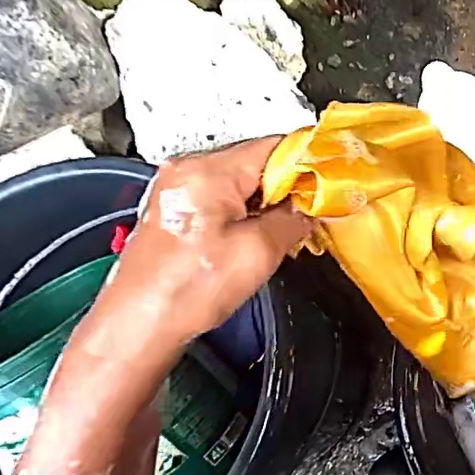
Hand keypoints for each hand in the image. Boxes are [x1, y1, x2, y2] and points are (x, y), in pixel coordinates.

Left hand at [99, 137, 313, 344]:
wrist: (139, 326)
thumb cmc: (186, 290)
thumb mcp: (261, 251)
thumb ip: (296, 218)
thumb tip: (314, 204)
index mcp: (207, 172)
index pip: (275, 147)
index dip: (311, 164)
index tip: (334, 183)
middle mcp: (187, 171)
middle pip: (259, 162)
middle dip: (291, 187)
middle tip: (314, 213)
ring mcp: (179, 189)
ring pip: (244, 182)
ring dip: (271, 203)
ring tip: (286, 231)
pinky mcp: (177, 209)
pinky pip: (226, 197)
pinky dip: (249, 212)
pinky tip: (260, 237)